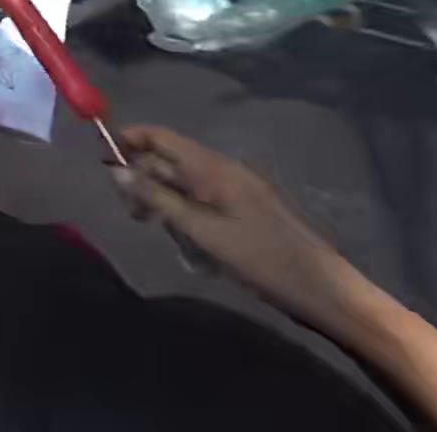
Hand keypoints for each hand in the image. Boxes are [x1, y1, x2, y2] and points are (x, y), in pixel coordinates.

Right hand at [114, 125, 353, 322]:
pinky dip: (180, 210)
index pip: (157, 135)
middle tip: (127, 208)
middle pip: (164, 159)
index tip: (101, 157)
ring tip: (150, 225)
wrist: (335, 300)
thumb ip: (155, 196)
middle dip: (139, 177)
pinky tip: (180, 236)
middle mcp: (222, 170)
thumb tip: (113, 169)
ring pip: (178, 181)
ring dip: (158, 198)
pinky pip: (197, 198)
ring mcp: (234, 190)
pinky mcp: (242, 209)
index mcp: (213, 167)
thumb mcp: (201, 230)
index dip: (125, 139)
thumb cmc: (265, 260)